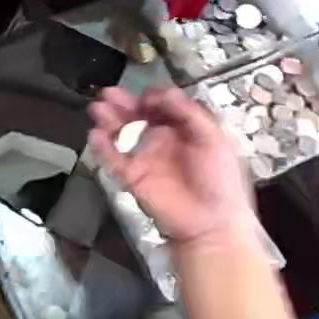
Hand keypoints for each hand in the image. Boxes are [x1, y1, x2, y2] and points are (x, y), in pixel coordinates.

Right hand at [87, 86, 253, 249]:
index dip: (152, 98)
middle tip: (111, 94)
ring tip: (98, 108)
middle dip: (123, 103)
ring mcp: (146, 158)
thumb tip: (167, 94)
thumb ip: (192, 114)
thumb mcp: (216, 141)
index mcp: (183, 131)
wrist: (212, 224)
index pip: (162, 107)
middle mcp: (162, 142)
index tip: (147, 97)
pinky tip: (96, 135)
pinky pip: (113, 159)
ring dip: (109, 119)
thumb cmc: (221, 183)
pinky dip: (103, 147)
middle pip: (137, 116)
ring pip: (121, 134)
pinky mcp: (133, 177)